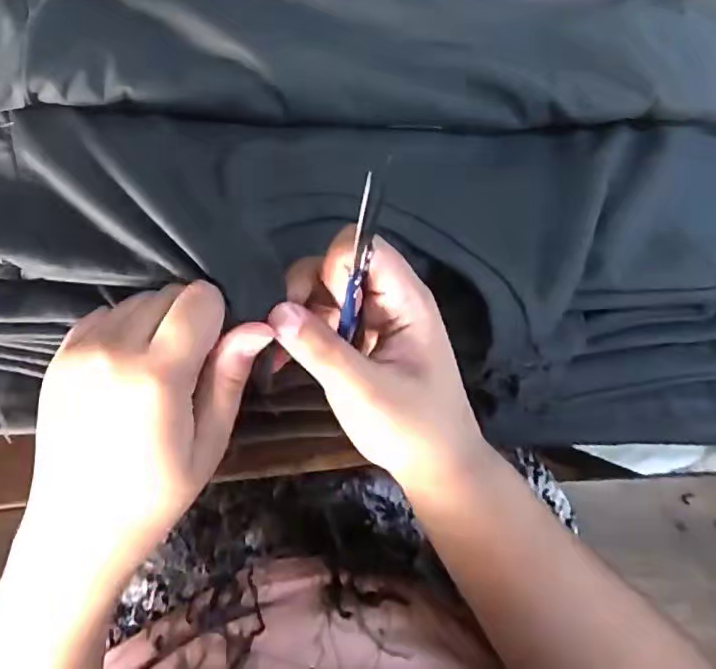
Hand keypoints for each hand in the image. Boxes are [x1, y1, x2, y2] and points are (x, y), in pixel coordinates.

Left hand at [26, 282, 272, 573]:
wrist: (76, 530)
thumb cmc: (154, 496)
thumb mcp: (208, 444)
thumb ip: (230, 375)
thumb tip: (260, 324)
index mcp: (157, 374)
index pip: (200, 297)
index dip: (217, 317)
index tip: (215, 351)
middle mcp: (115, 349)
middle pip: (170, 292)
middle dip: (187, 318)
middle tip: (186, 367)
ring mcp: (81, 348)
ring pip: (139, 299)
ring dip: (155, 321)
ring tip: (152, 370)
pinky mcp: (60, 353)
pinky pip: (106, 313)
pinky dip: (122, 329)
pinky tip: (123, 370)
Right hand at [269, 229, 492, 494]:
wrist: (439, 469)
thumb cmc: (411, 429)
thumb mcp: (362, 391)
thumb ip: (320, 348)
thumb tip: (276, 310)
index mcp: (405, 298)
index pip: (364, 246)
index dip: (335, 266)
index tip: (325, 311)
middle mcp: (391, 297)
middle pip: (339, 262)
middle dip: (312, 291)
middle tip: (301, 335)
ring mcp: (378, 315)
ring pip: (328, 287)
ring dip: (305, 313)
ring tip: (295, 352)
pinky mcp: (365, 335)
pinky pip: (329, 313)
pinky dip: (309, 329)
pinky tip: (293, 357)